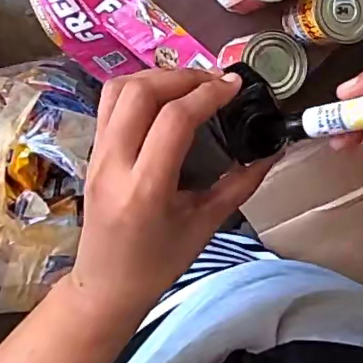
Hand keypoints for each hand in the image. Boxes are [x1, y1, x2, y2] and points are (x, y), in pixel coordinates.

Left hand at [65, 68, 276, 327]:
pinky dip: (139, 87)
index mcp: (145, 189)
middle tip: (214, 82)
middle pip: (140, 92)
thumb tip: (272, 151)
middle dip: (183, 76)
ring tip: (190, 84)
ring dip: (157, 76)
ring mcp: (96, 154)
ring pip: (119, 90)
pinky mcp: (91, 150)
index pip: (173, 120)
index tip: (235, 86)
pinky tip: (165, 97)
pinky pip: (110, 102)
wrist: (104, 286)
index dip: (207, 94)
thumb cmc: (157, 264)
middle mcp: (114, 164)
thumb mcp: (205, 226)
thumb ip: (240, 184)